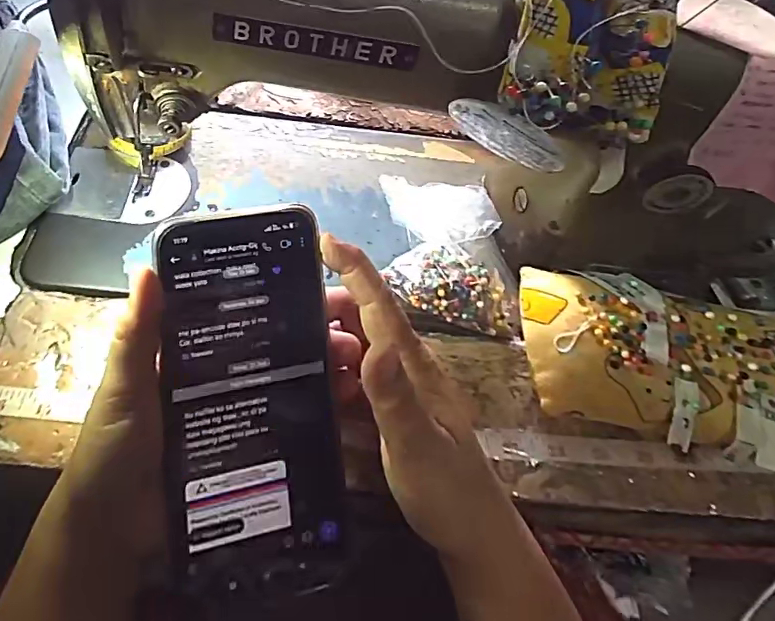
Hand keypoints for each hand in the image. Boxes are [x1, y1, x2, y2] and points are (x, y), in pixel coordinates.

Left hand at [0, 263, 366, 619]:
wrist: (113, 530)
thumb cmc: (113, 444)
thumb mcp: (125, 385)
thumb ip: (136, 335)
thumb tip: (146, 269)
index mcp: (189, 349)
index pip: (237, 311)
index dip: (273, 295)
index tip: (314, 284)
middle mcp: (217, 373)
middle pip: (271, 344)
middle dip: (310, 332)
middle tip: (347, 329)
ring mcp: (235, 411)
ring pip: (286, 380)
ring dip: (320, 367)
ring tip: (352, 364)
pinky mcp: (248, 450)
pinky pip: (287, 424)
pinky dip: (316, 411)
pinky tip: (343, 402)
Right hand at [320, 234, 578, 620]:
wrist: (473, 535)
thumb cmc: (448, 489)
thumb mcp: (417, 446)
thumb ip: (393, 398)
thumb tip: (375, 346)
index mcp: (412, 363)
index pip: (380, 303)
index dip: (354, 267)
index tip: (326, 239)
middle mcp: (404, 364)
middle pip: (362, 317)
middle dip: (330, 311)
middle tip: (301, 332)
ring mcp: (398, 386)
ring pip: (356, 345)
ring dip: (331, 346)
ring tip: (313, 369)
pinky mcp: (389, 407)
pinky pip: (356, 376)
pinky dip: (336, 374)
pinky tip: (322, 390)